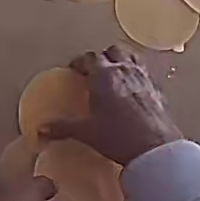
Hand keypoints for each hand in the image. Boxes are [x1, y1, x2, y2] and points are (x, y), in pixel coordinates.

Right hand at [45, 45, 183, 165]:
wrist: (154, 148)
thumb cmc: (117, 136)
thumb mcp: (86, 132)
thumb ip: (63, 127)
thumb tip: (41, 129)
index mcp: (103, 75)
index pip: (89, 58)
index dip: (80, 62)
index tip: (74, 69)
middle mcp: (124, 70)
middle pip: (112, 51)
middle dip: (102, 57)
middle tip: (95, 70)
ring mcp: (143, 77)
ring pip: (131, 57)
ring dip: (121, 60)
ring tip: (115, 72)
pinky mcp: (158, 88)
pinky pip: (145, 72)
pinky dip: (136, 74)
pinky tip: (133, 88)